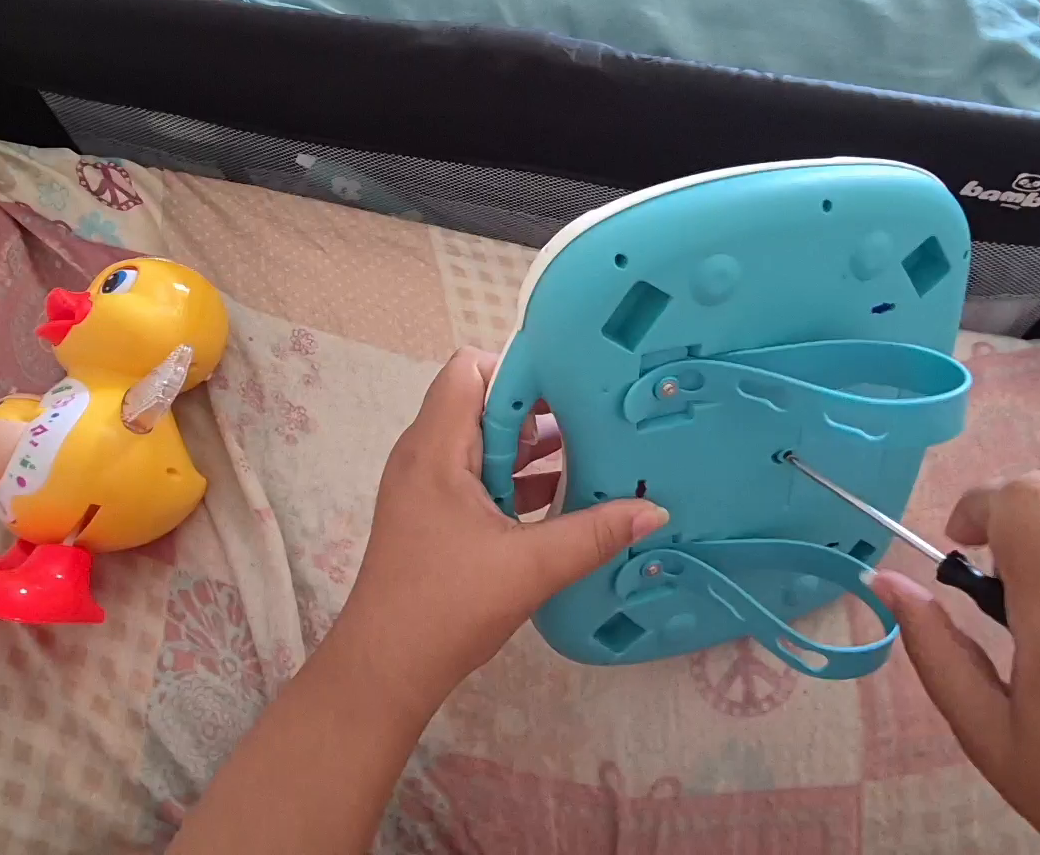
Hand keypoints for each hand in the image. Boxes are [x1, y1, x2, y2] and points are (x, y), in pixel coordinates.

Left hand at [333, 349, 668, 714]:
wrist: (384, 672)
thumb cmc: (445, 608)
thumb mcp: (529, 568)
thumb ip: (595, 534)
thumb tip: (655, 511)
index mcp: (437, 449)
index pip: (470, 368)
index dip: (520, 367)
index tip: (572, 386)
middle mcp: (427, 454)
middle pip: (481, 398)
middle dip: (536, 405)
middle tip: (591, 418)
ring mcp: (429, 483)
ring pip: (483, 437)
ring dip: (530, 443)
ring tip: (589, 449)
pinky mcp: (437, 509)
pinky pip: (480, 470)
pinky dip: (517, 474)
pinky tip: (563, 493)